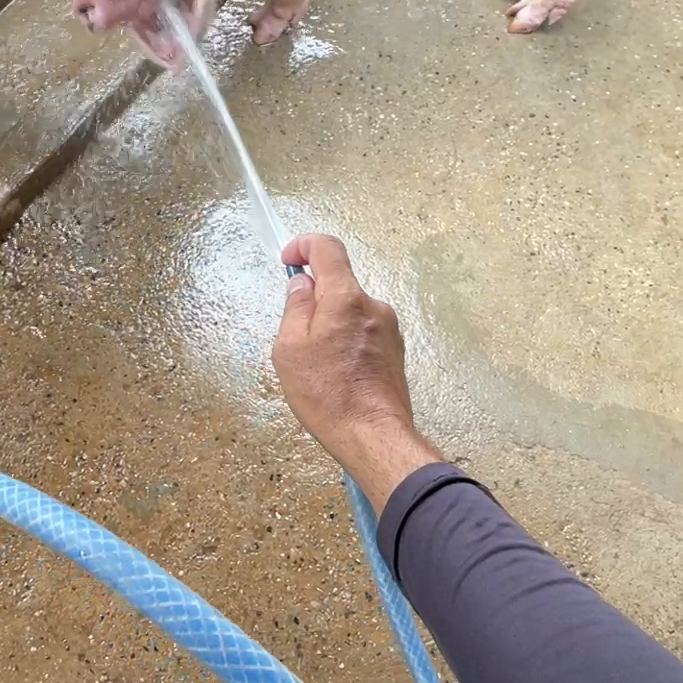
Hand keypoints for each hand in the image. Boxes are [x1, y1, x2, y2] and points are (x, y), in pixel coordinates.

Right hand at [273, 235, 441, 508]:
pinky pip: (361, 331)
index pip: (327, 248)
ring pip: (349, 310)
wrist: (373, 436)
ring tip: (314, 364)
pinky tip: (334, 374)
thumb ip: (296, 307)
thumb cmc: (325, 393)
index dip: (303, 245)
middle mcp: (372, 305)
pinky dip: (343, 340)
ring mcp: (388, 329)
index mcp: (345, 298)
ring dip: (328, 323)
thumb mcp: (290, 349)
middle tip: (293, 335)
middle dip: (312, 297)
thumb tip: (302, 284)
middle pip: (338, 283)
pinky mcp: (394, 350)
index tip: (287, 261)